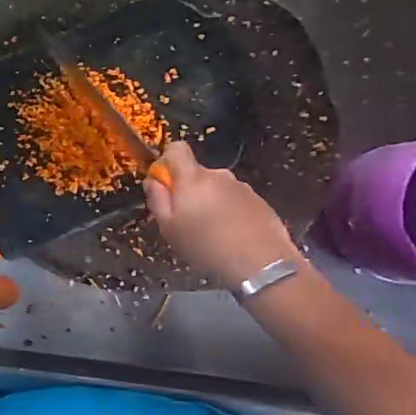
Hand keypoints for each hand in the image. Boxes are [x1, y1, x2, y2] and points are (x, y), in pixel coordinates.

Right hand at [144, 141, 302, 288]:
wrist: (263, 265)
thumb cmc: (206, 246)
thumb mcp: (169, 228)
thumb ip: (157, 199)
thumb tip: (153, 180)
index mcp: (192, 178)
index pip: (177, 149)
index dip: (167, 162)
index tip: (166, 185)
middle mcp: (219, 176)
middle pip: (196, 173)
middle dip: (189, 190)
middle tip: (188, 220)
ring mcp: (243, 187)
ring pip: (217, 187)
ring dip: (210, 201)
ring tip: (213, 232)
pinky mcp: (261, 202)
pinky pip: (235, 200)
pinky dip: (230, 211)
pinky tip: (233, 235)